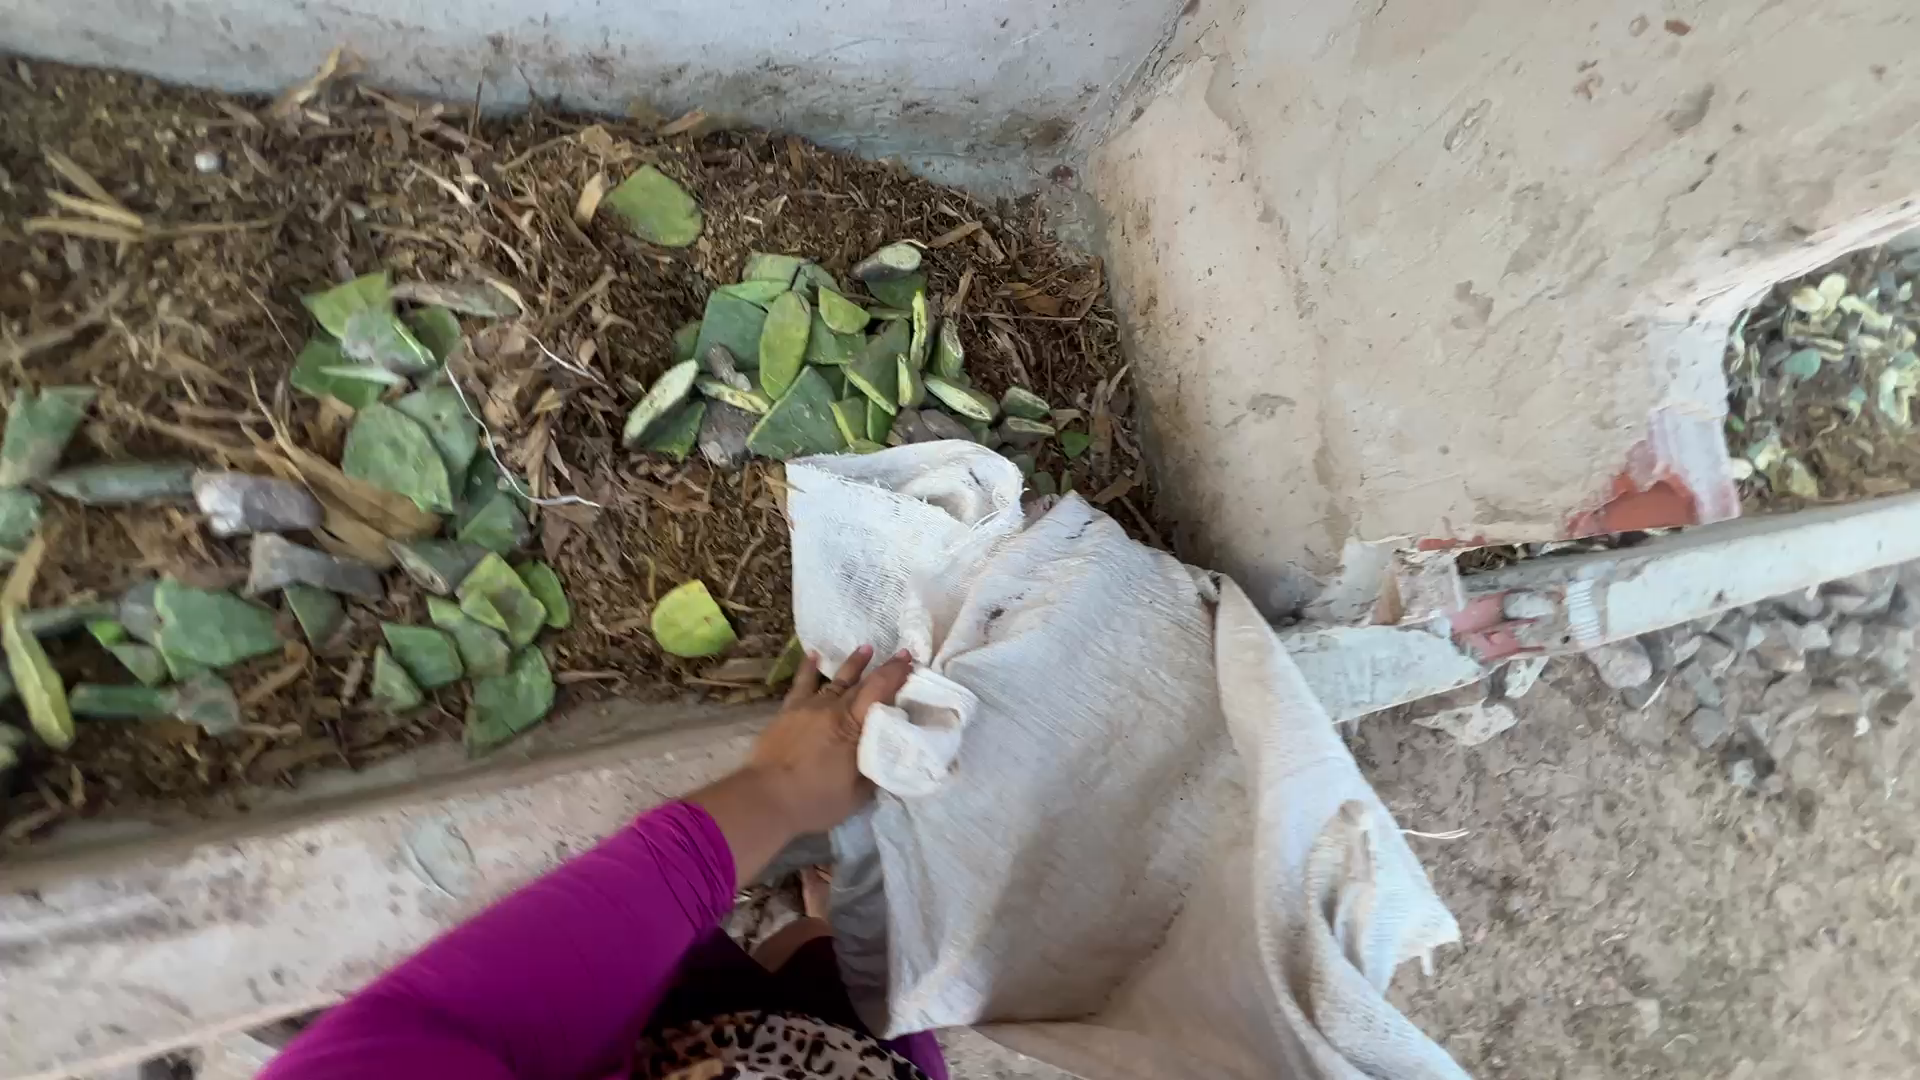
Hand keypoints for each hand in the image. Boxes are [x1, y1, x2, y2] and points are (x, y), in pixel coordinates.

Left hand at [750, 645, 913, 832]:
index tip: (908, 659)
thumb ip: (874, 771)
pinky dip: (809, 668)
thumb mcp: (857, 795)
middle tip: (899, 653)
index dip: (895, 673)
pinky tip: (814, 655)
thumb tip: (887, 754)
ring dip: (854, 664)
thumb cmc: (815, 800)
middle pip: (862, 682)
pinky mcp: (788, 711)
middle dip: (883, 668)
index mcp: (854, 727)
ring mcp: (809, 707)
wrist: (765, 798)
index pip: (878, 690)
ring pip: (836, 679)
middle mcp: (833, 709)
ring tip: (866, 648)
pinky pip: (802, 684)